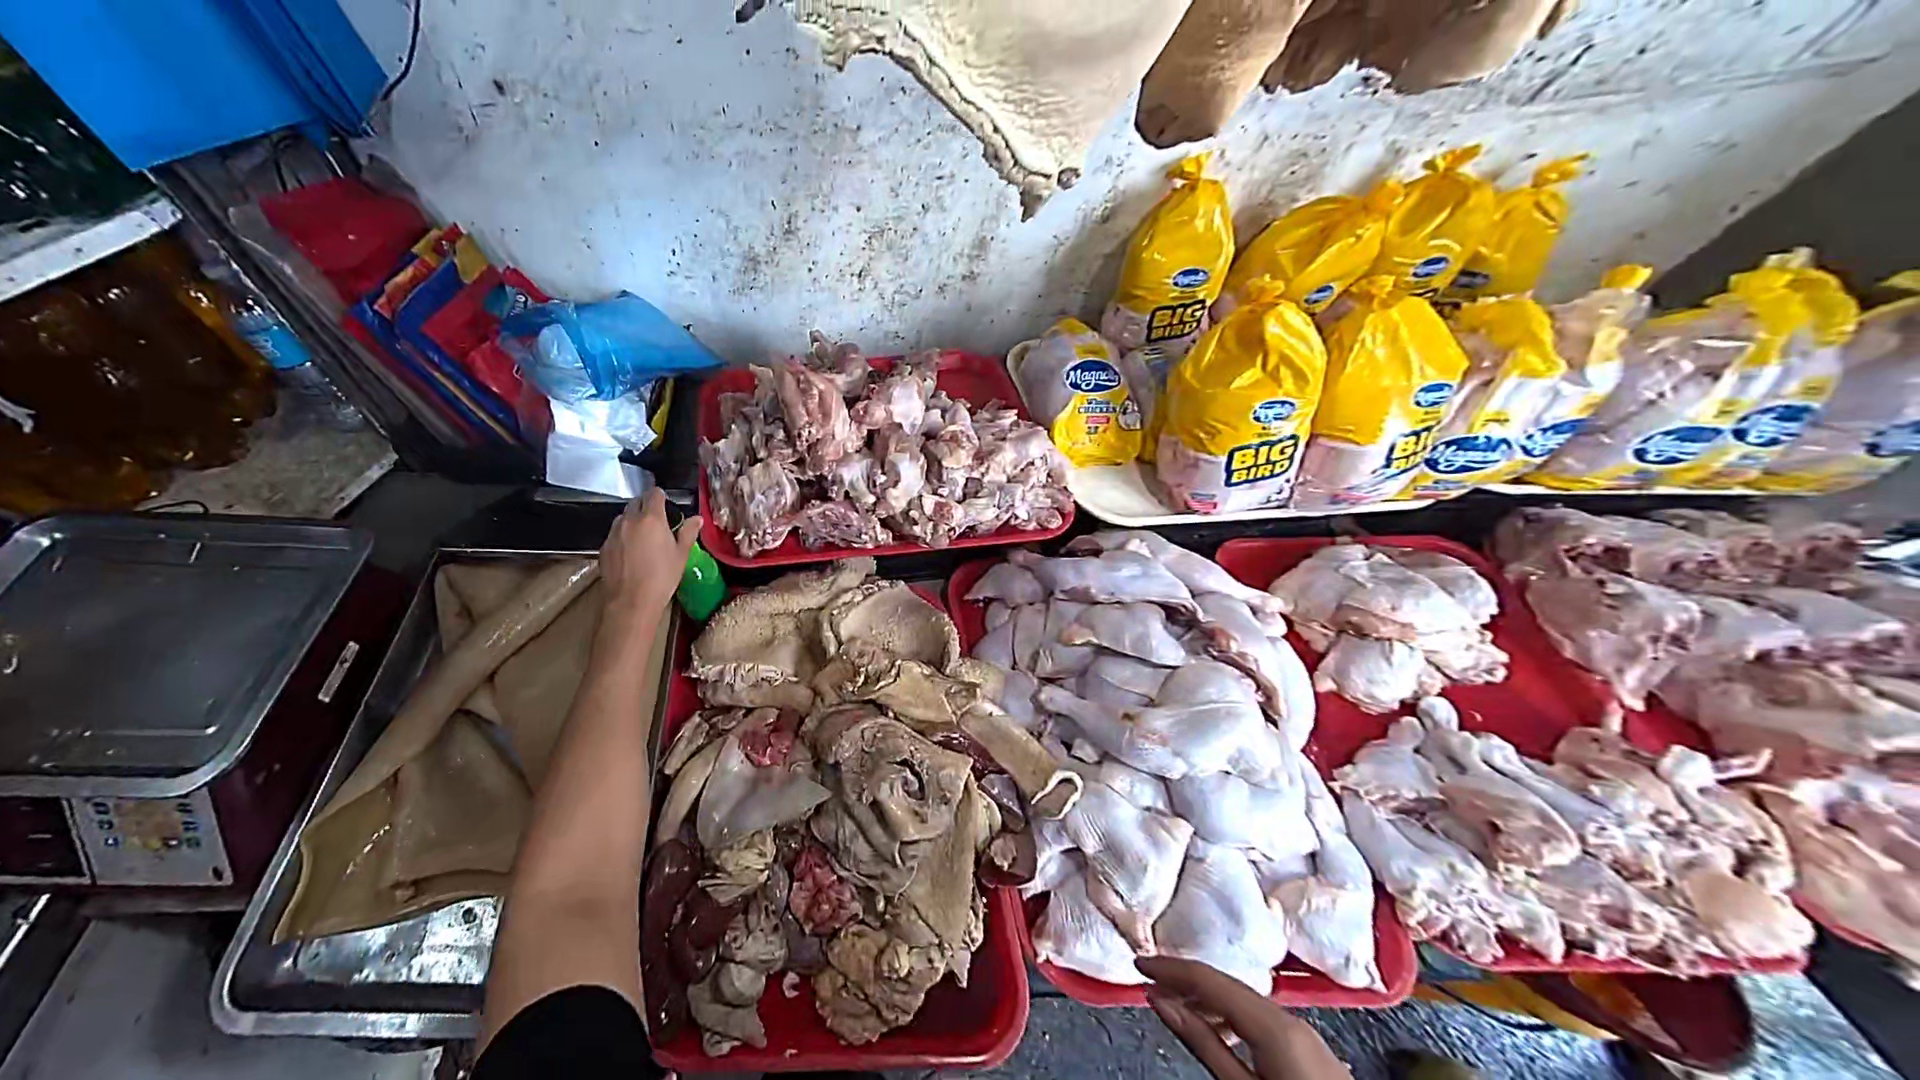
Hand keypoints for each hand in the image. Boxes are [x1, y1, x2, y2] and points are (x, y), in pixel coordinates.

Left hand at [599, 489, 699, 617]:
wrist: (631, 601)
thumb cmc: (662, 577)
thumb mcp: (681, 554)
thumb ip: (688, 532)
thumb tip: (697, 519)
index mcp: (652, 519)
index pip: (654, 494)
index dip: (661, 496)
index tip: (666, 503)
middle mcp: (629, 520)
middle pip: (636, 502)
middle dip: (646, 505)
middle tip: (658, 519)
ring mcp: (614, 533)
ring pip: (623, 517)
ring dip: (633, 519)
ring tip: (644, 535)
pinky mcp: (604, 547)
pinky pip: (615, 533)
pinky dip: (623, 535)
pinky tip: (632, 551)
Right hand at [1137, 957, 1349, 1079]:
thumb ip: (1202, 1042)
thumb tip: (1160, 999)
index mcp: (1273, 1023)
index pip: (1210, 979)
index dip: (1170, 968)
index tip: (1137, 966)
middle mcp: (1289, 1017)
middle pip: (1227, 985)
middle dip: (1185, 981)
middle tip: (1149, 984)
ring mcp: (1303, 1032)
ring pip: (1243, 1001)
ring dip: (1206, 998)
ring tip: (1173, 1007)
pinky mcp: (1309, 1050)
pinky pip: (1260, 1019)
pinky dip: (1231, 1017)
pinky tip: (1214, 1030)